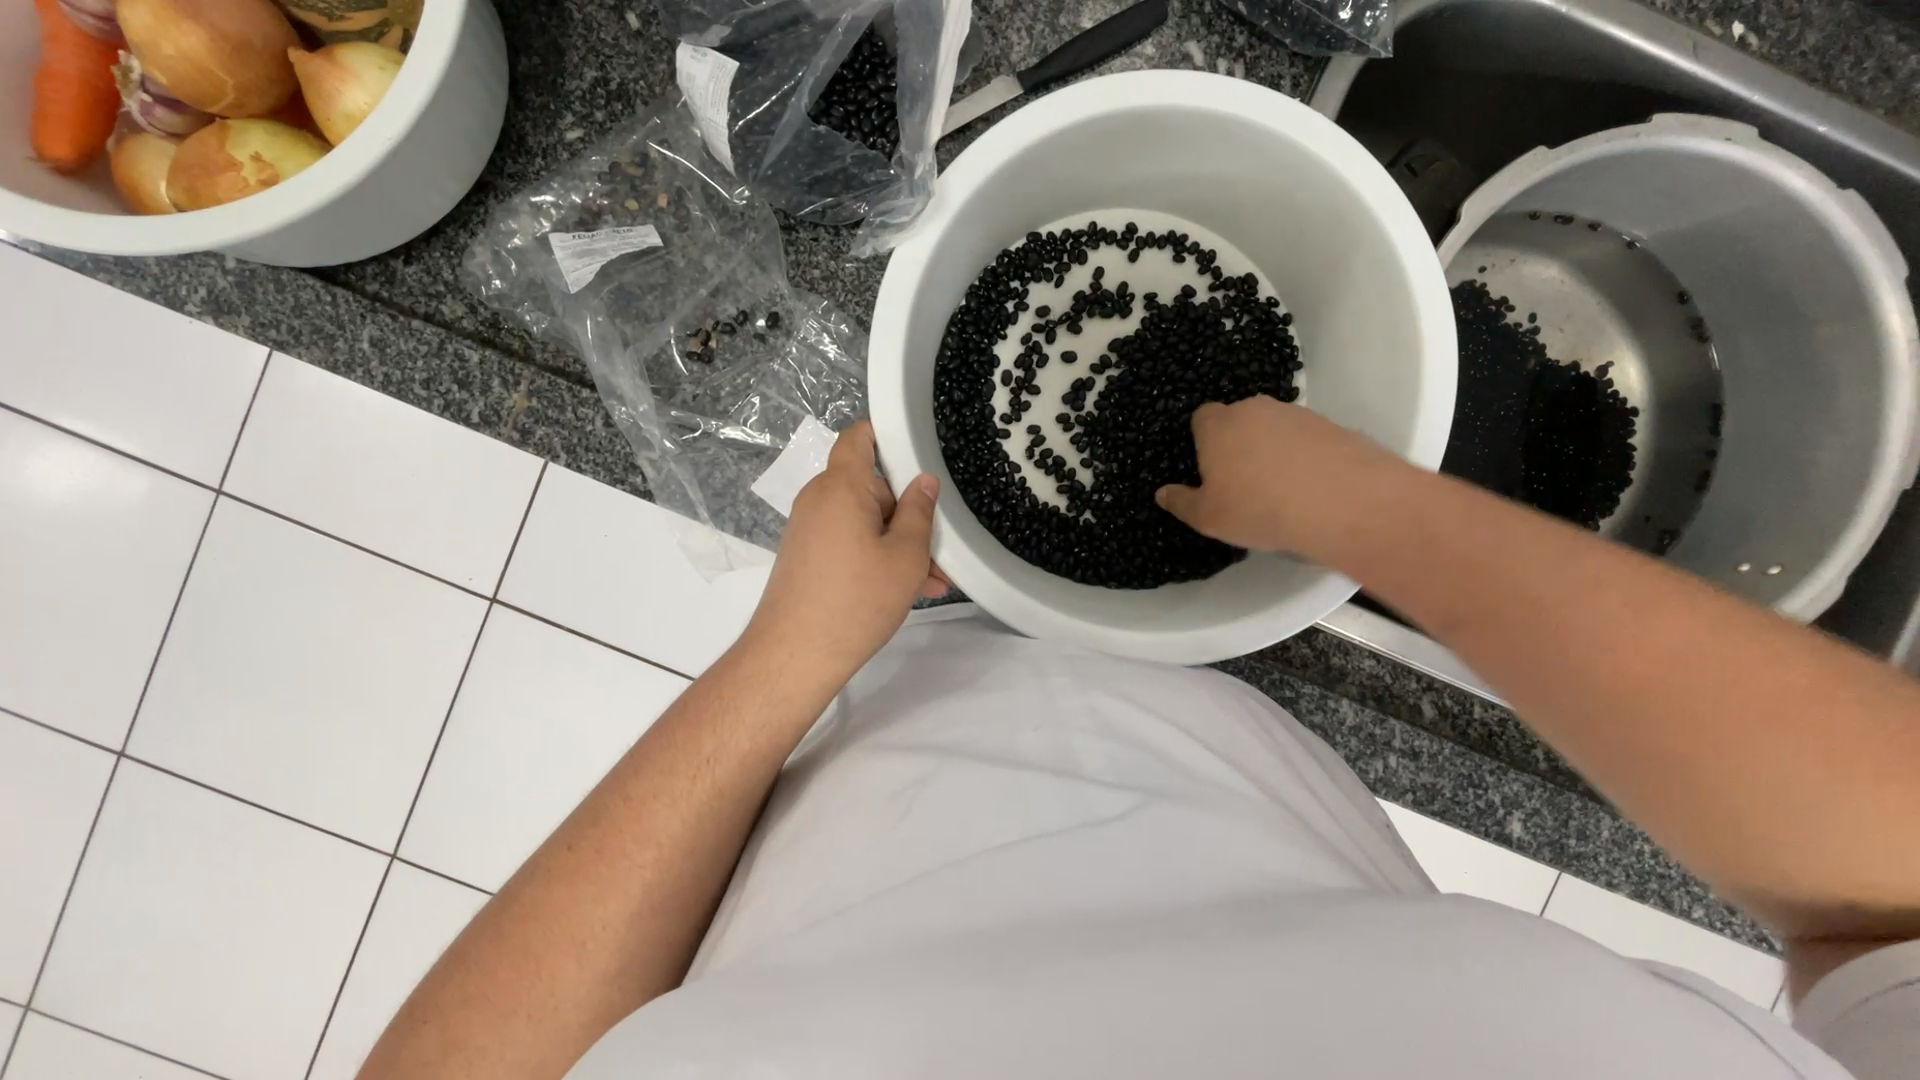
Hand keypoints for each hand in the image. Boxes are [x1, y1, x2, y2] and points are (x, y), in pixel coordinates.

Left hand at [742, 421, 945, 679]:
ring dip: (898, 544)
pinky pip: (849, 543)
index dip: (886, 434)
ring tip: (933, 581)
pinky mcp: (807, 556)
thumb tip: (923, 481)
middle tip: (941, 548)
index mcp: (842, 486)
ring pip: (865, 522)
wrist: (794, 654)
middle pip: (871, 488)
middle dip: (908, 514)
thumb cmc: (856, 599)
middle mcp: (820, 499)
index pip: (858, 437)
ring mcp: (810, 529)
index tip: (919, 448)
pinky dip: (876, 558)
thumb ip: (919, 513)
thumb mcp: (905, 557)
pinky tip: (906, 591)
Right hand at [1155, 396, 1404, 555]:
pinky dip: (1302, 456)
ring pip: (1273, 428)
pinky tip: (1309, 487)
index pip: (1200, 418)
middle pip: (1237, 420)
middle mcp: (1253, 409)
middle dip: (1236, 443)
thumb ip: (1182, 503)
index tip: (1208, 468)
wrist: (1342, 501)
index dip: (1201, 441)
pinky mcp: (1329, 425)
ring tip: (1280, 488)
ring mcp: (1295, 414)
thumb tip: (1163, 493)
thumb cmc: (1258, 508)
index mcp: (1217, 426)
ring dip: (1271, 450)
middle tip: (1242, 481)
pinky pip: (1304, 438)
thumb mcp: (1208, 517)